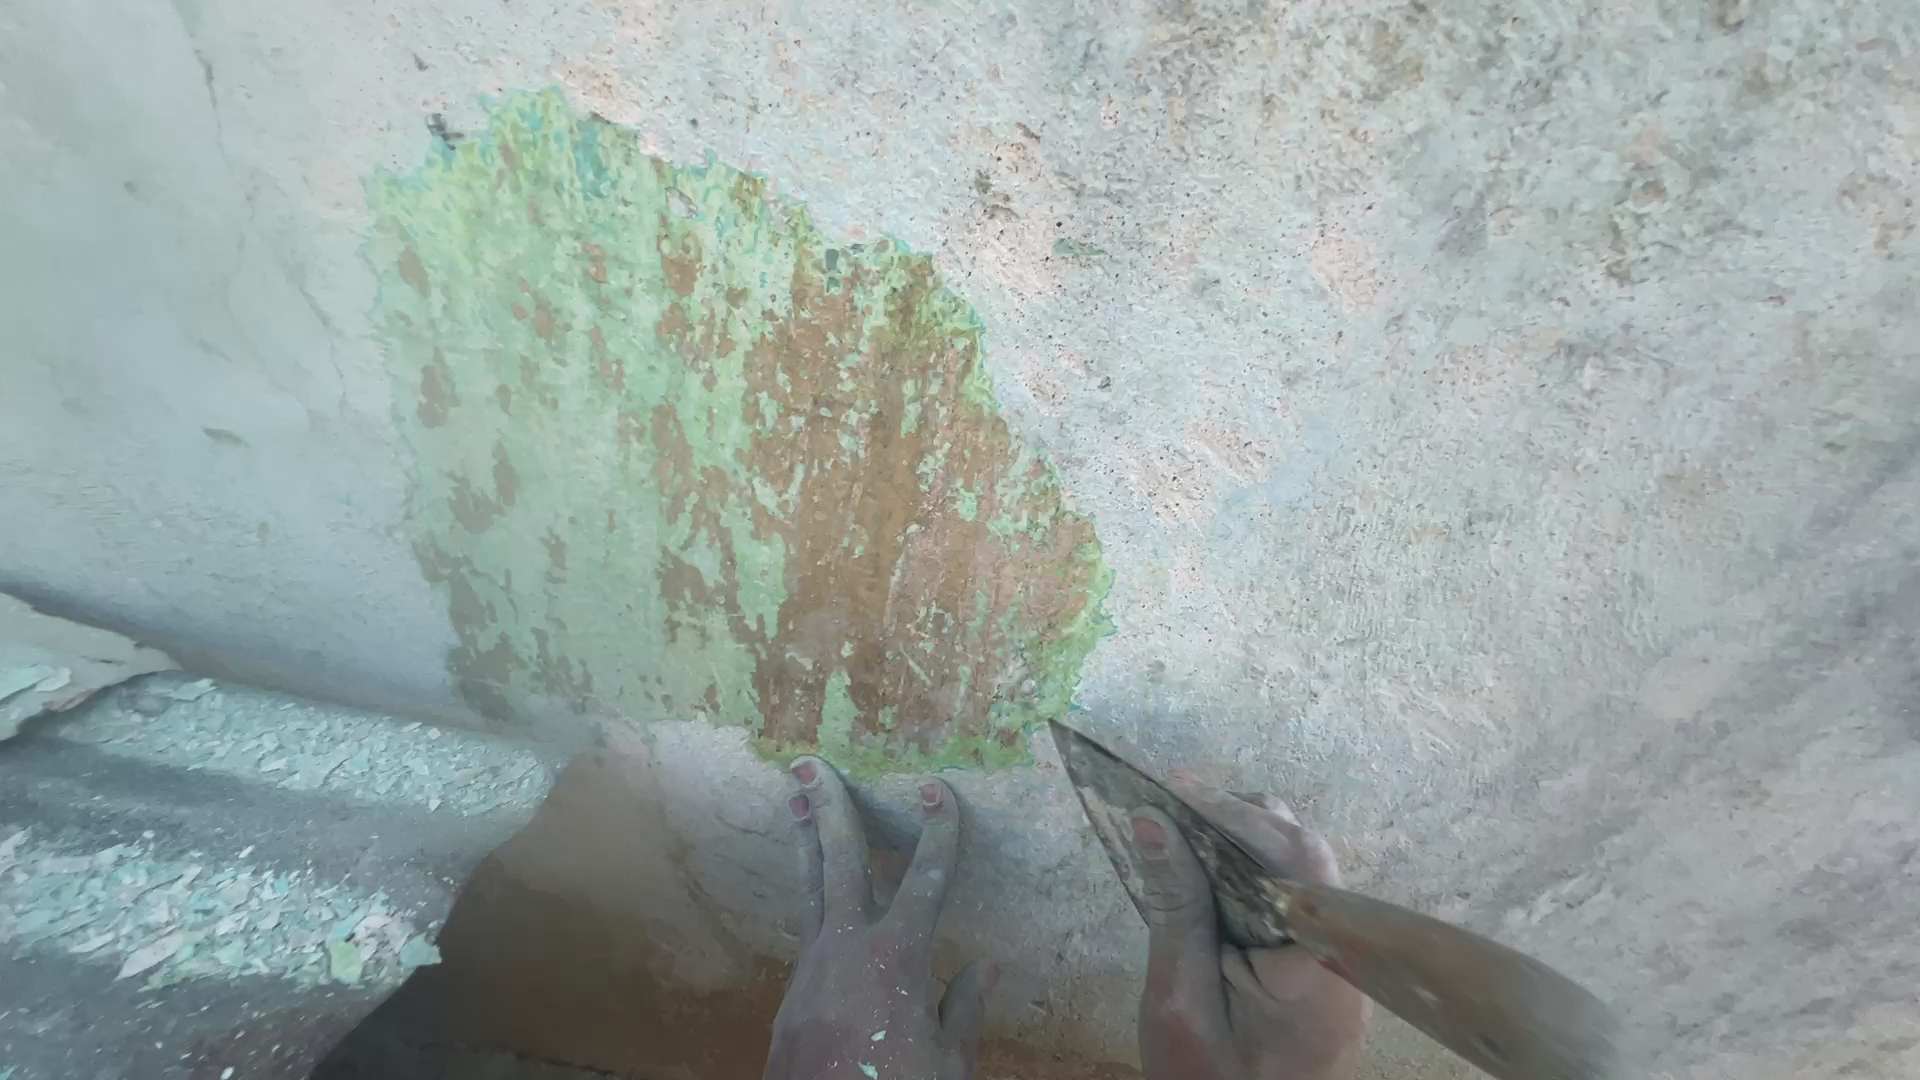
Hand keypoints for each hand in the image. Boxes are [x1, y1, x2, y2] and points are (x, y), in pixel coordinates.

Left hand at [765, 756, 995, 1079]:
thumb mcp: (948, 1065)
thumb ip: (963, 1009)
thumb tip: (983, 965)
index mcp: (896, 957)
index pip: (926, 876)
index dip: (939, 830)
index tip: (938, 789)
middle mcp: (848, 947)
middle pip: (840, 860)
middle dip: (831, 806)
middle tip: (809, 763)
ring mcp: (813, 967)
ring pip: (811, 887)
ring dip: (806, 839)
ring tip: (796, 799)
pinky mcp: (792, 993)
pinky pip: (808, 929)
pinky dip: (813, 897)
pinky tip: (820, 893)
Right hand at [1131, 772, 1371, 1079]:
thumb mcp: (1177, 1001)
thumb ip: (1174, 909)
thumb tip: (1152, 819)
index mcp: (1317, 973)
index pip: (1296, 863)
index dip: (1238, 815)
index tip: (1173, 790)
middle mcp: (1338, 954)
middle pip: (1302, 852)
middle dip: (1236, 815)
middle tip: (1170, 800)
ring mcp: (1330, 954)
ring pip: (1297, 862)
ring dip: (1240, 832)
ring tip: (1181, 825)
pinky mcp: (1312, 954)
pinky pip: (1284, 886)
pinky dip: (1242, 859)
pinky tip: (1202, 859)